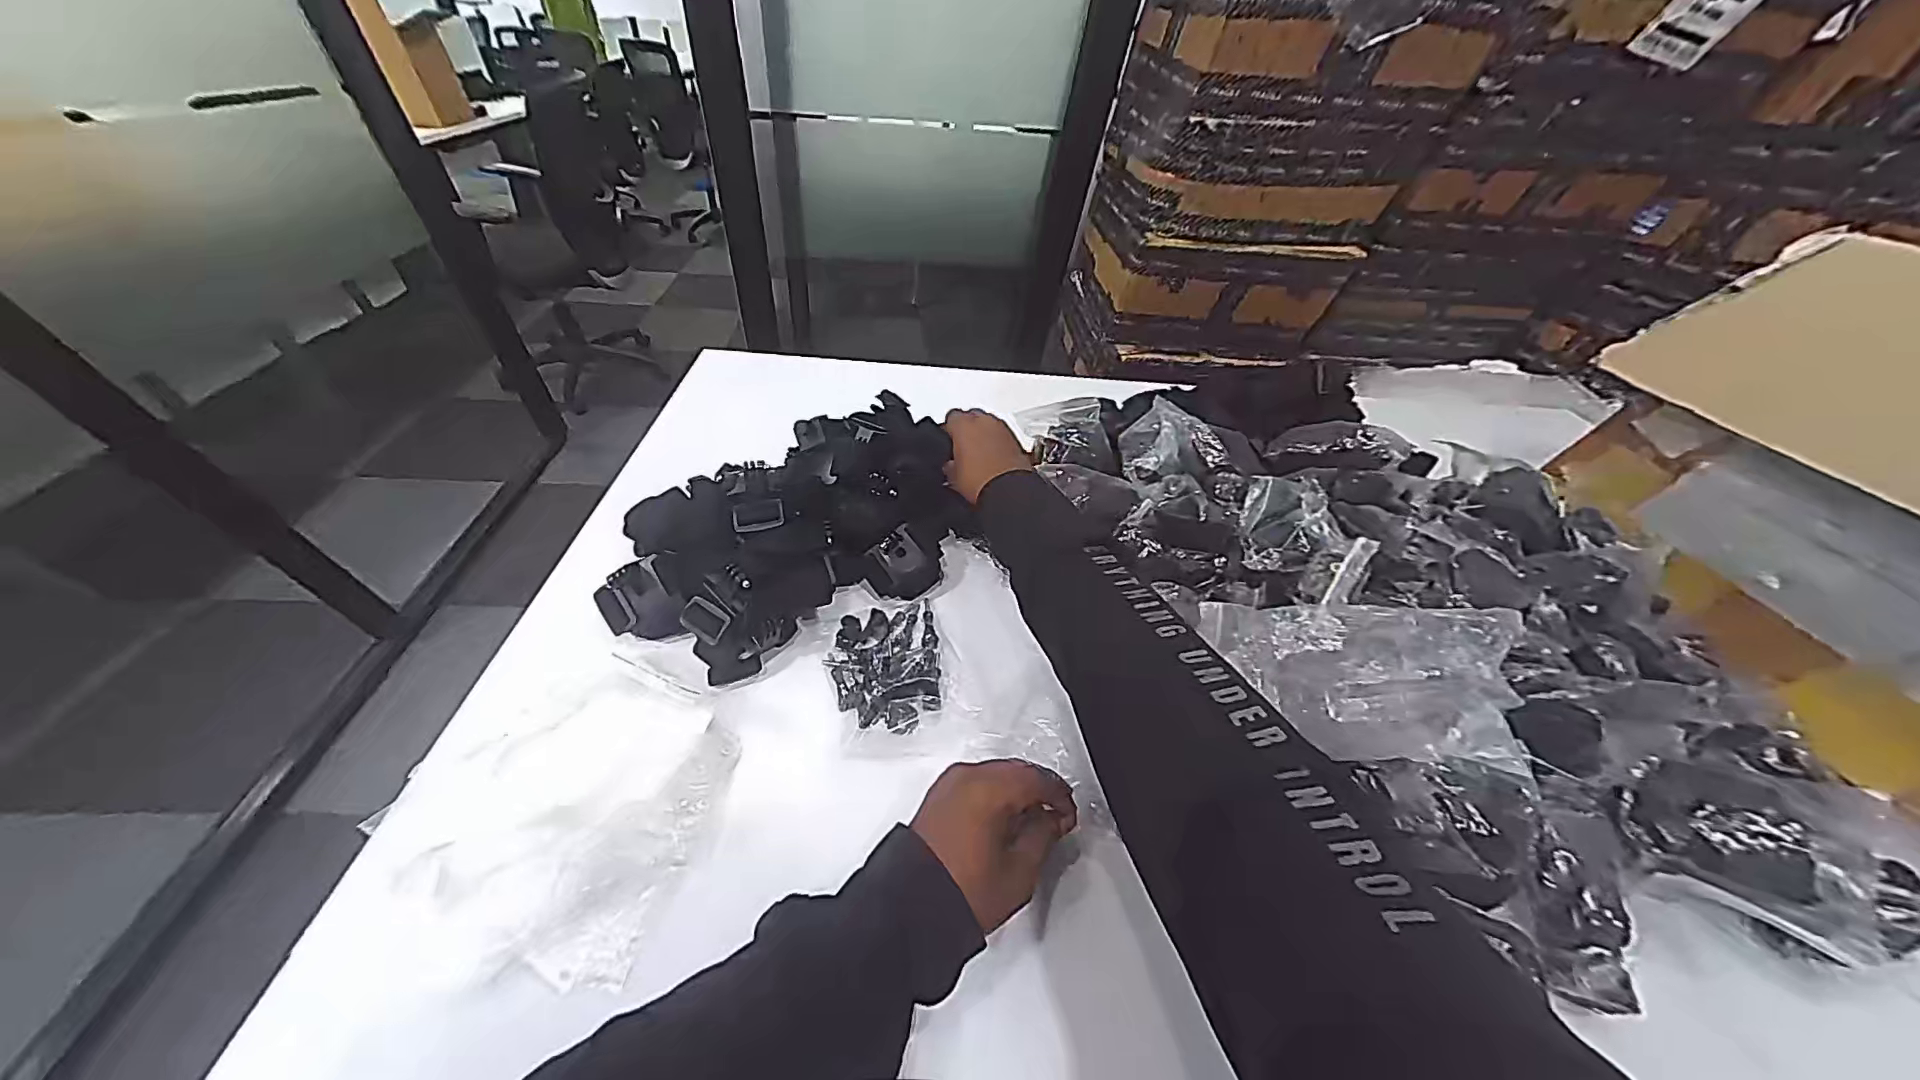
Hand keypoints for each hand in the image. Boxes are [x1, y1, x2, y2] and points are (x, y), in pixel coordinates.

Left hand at [910, 759, 1077, 933]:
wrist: (912, 909)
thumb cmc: (958, 893)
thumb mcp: (1020, 870)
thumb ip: (1044, 835)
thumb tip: (1052, 819)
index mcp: (989, 789)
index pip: (1038, 778)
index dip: (1060, 796)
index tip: (1067, 813)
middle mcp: (966, 778)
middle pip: (1016, 771)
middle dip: (1039, 790)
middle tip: (1055, 814)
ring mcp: (949, 785)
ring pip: (996, 775)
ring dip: (1016, 791)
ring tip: (1030, 821)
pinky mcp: (938, 796)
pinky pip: (975, 783)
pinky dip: (994, 795)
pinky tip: (1003, 819)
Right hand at [943, 409, 1033, 504]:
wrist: (1008, 491)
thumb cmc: (980, 481)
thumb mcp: (953, 476)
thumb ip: (948, 465)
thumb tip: (949, 465)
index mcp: (963, 424)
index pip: (950, 418)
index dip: (948, 431)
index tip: (947, 442)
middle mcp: (984, 420)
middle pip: (971, 417)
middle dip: (967, 430)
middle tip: (963, 448)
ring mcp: (1002, 428)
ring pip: (988, 425)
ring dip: (983, 435)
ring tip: (979, 456)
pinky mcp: (1016, 439)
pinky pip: (1002, 435)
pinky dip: (997, 443)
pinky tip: (993, 460)